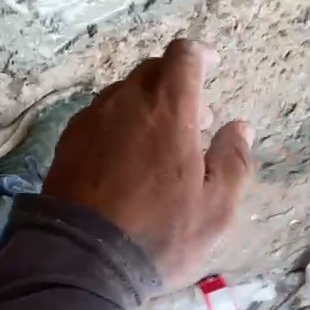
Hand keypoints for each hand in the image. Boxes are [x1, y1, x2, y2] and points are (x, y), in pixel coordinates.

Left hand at [42, 39, 254, 287]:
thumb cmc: (158, 233)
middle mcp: (126, 100)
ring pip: (125, 91)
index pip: (182, 56)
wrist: (80, 255)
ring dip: (149, 103)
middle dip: (178, 83)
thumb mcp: (215, 209)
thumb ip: (233, 161)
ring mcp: (93, 116)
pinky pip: (102, 112)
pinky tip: (128, 157)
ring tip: (163, 144)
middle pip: (153, 69)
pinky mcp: (70, 135)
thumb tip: (240, 126)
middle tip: (197, 120)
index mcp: (167, 109)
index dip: (200, 54)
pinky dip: (122, 120)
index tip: (213, 64)